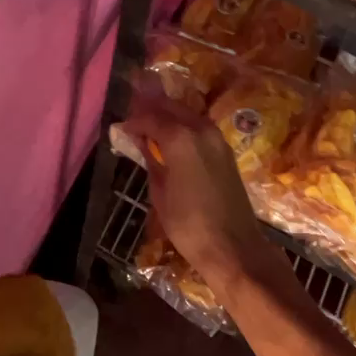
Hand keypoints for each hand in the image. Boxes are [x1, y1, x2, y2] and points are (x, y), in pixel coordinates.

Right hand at [123, 86, 276, 290]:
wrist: (233, 247)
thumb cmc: (188, 224)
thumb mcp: (159, 191)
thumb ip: (150, 158)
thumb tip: (140, 141)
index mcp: (180, 138)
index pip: (150, 117)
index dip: (134, 122)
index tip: (122, 129)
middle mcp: (200, 129)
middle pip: (170, 108)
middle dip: (151, 110)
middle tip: (134, 121)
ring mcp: (217, 138)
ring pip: (186, 114)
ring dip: (168, 116)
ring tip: (151, 129)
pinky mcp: (226, 150)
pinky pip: (199, 127)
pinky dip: (183, 127)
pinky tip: (172, 140)